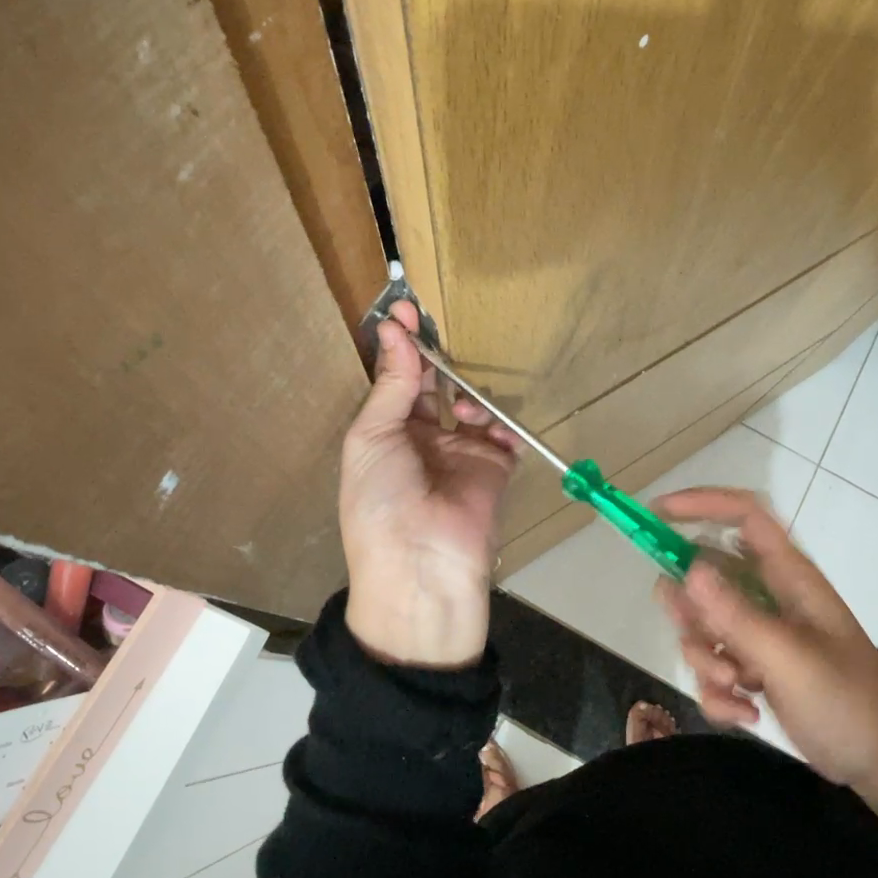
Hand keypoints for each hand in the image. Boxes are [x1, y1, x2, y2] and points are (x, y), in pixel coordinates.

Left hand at [340, 301, 520, 668]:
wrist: (420, 567)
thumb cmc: (381, 501)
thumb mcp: (372, 439)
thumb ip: (393, 386)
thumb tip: (397, 332)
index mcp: (385, 434)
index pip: (396, 381)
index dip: (400, 348)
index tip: (404, 310)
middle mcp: (422, 440)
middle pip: (434, 387)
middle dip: (435, 358)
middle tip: (437, 326)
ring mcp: (460, 455)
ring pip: (473, 407)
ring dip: (471, 395)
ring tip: (466, 407)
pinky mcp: (494, 471)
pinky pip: (505, 438)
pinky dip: (504, 427)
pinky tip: (493, 430)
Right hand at [651, 487, 877, 832]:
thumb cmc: (848, 705)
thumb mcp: (790, 661)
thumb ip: (737, 616)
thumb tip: (688, 570)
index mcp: (790, 578)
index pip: (744, 515)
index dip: (702, 503)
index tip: (656, 515)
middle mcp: (771, 597)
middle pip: (706, 574)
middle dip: (692, 612)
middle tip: (702, 639)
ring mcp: (762, 634)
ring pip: (702, 624)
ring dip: (705, 660)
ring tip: (736, 689)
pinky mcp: (756, 669)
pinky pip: (712, 664)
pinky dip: (717, 691)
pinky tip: (743, 714)